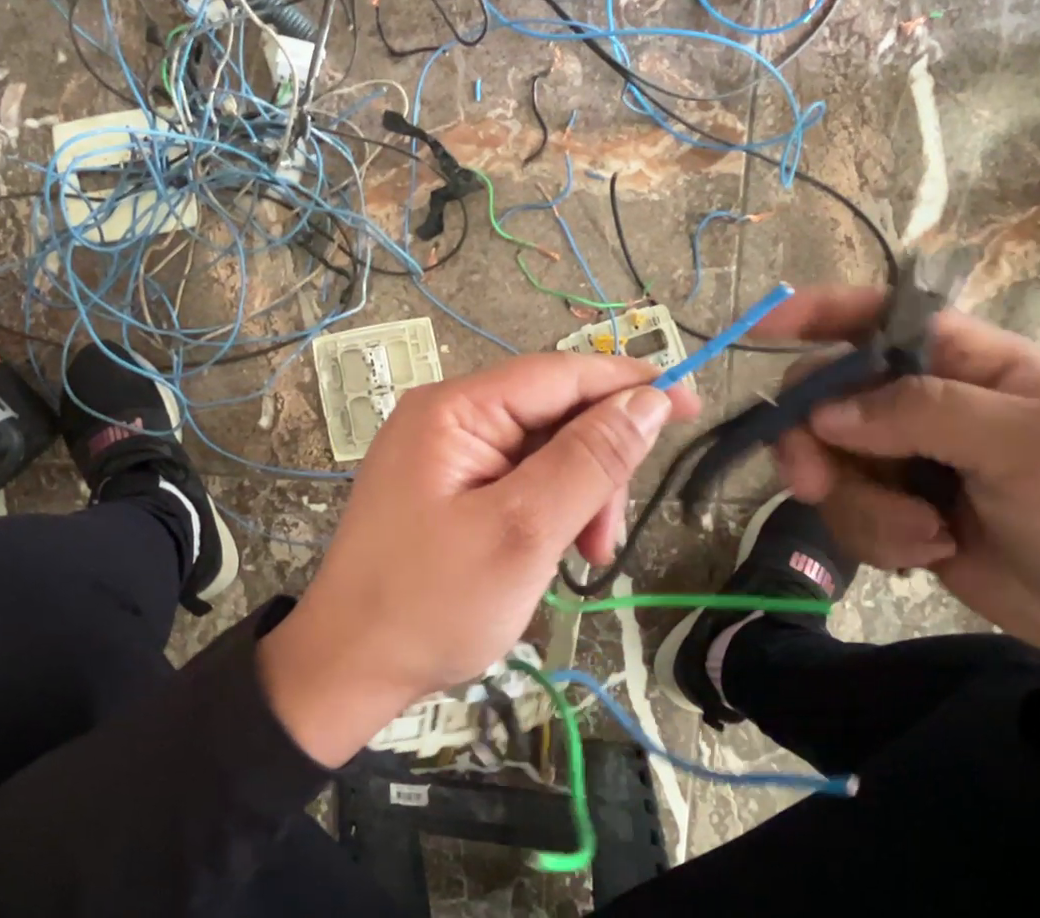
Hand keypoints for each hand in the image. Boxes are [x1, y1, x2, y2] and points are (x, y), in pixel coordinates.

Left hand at [258, 353, 698, 766]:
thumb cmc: (431, 605)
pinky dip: (546, 511)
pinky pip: (514, 480)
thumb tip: (647, 401)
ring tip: (582, 558)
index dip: (629, 385)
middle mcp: (444, 417)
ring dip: (576, 496)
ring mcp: (440, 454)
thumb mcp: (523, 532)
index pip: (559, 373)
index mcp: (453, 410)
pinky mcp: (443, 488)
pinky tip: (553, 552)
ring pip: (539, 451)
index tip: (691, 406)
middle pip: (551, 413)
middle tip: (605, 539)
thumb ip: (588, 462)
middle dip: (596, 466)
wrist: (348, 667)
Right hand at [760, 286, 1039, 682]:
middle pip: (829, 398)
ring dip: (860, 506)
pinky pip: (845, 512)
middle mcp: (928, 405)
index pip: (881, 317)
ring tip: (923, 538)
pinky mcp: (896, 513)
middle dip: (812, 440)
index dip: (820, 312)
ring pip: (830, 463)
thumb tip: (825, 414)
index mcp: (972, 365)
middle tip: (811, 483)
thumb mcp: (1036, 448)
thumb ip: (928, 413)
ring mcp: (909, 461)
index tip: (763, 327)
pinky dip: (875, 538)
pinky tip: (928, 555)